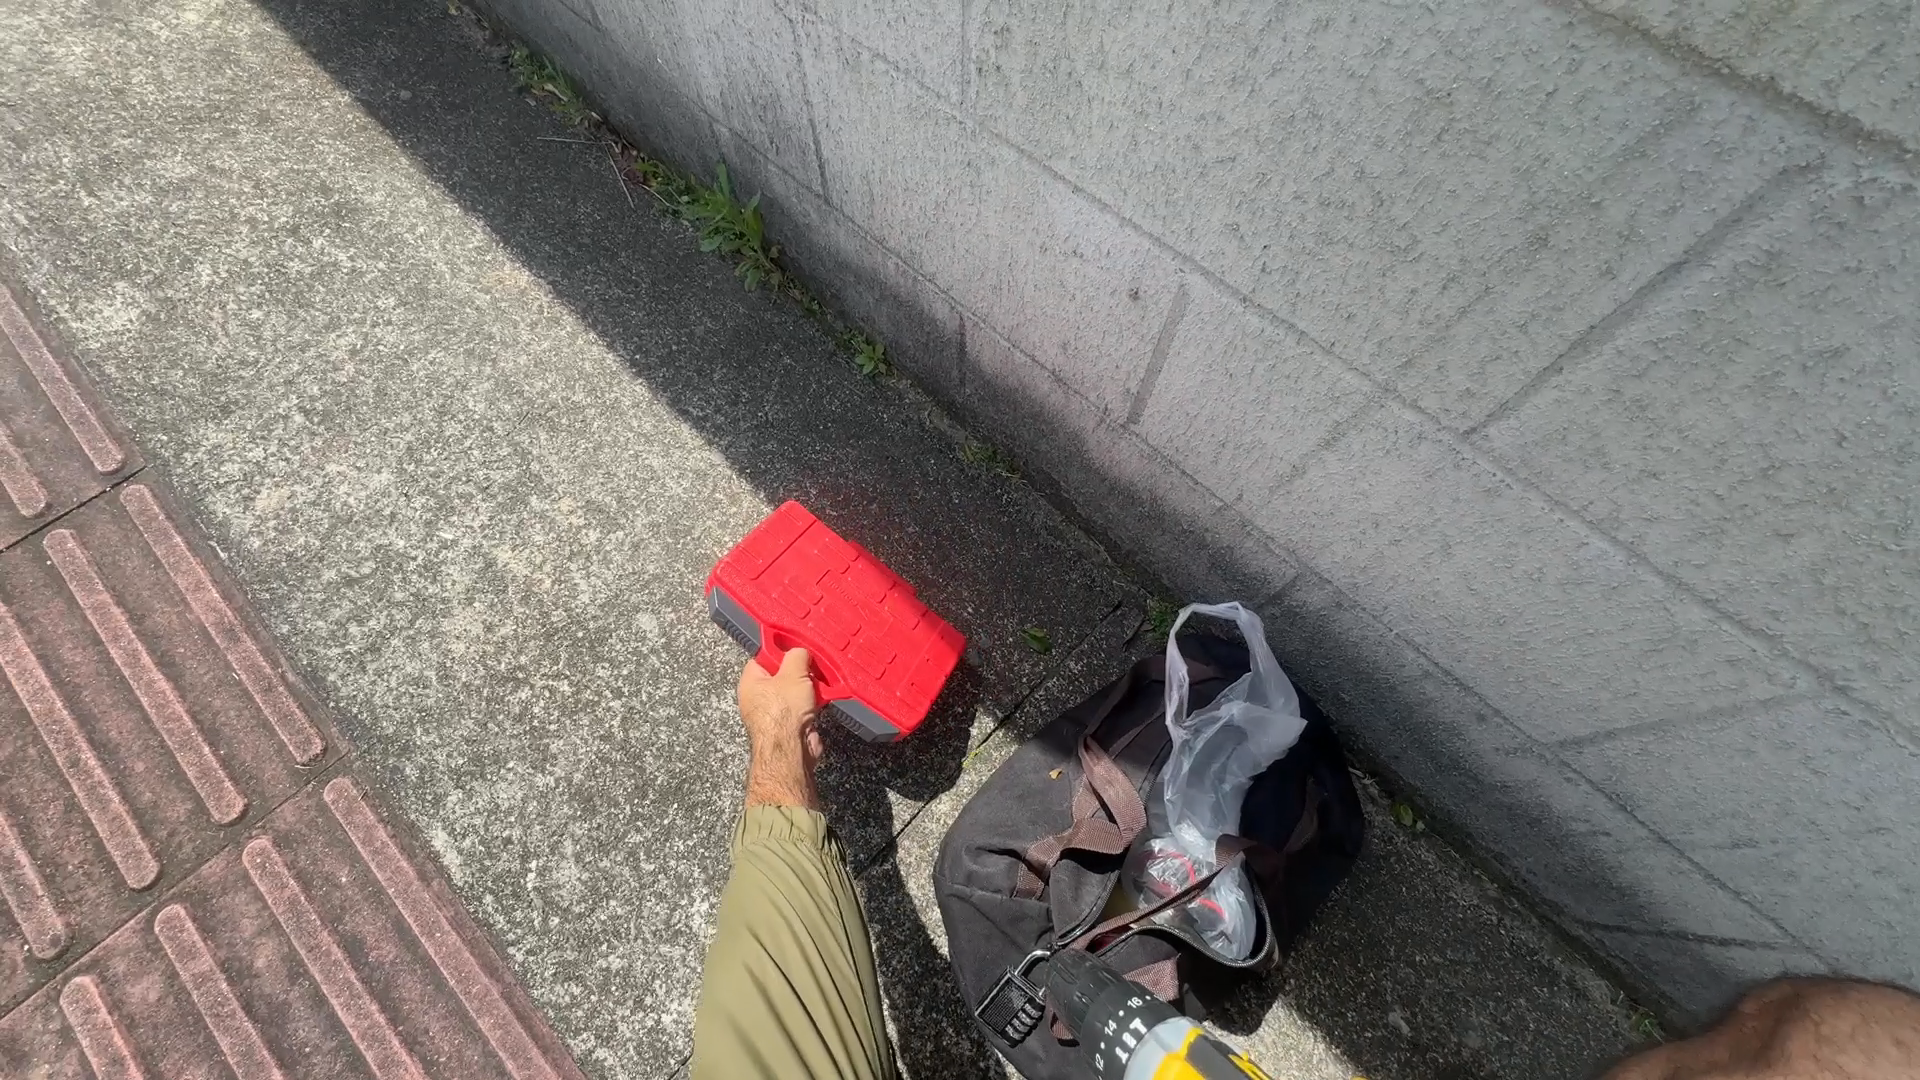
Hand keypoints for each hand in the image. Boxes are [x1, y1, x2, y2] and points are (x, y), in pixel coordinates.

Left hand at [738, 648, 823, 807]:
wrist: (791, 749)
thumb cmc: (783, 711)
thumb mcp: (793, 672)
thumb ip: (796, 655)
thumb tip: (800, 651)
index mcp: (751, 681)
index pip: (763, 657)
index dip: (780, 649)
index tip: (798, 645)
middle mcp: (759, 697)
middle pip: (782, 673)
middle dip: (801, 669)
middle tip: (814, 663)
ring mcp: (775, 711)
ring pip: (795, 690)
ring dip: (811, 685)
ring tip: (822, 679)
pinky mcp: (791, 723)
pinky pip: (804, 705)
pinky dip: (815, 700)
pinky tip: (826, 695)